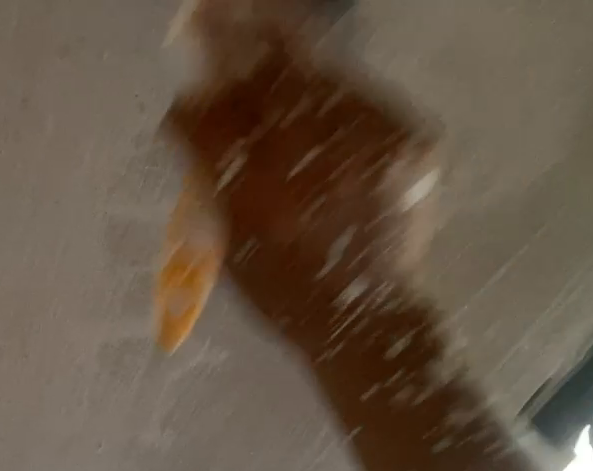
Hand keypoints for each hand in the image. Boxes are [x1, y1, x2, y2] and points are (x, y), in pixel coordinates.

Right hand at [165, 14, 437, 348]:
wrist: (366, 317)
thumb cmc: (285, 292)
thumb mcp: (233, 247)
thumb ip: (214, 180)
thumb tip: (189, 112)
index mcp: (262, 205)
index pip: (218, 125)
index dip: (198, 82)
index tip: (181, 47)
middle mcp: (318, 170)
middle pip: (272, 82)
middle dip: (238, 38)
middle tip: (211, 10)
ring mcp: (373, 150)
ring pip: (321, 76)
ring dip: (285, 49)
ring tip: (255, 22)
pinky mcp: (411, 140)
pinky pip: (360, 94)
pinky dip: (330, 86)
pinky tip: (310, 87)